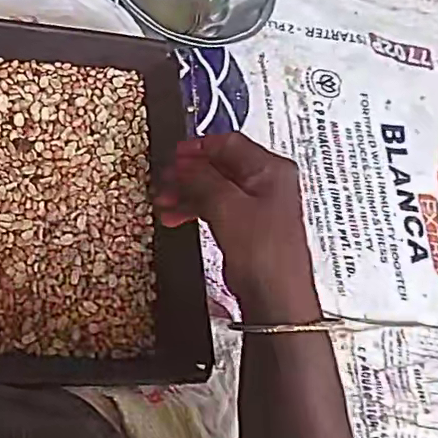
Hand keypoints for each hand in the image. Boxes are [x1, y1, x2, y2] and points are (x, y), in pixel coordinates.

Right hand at [155, 133, 318, 319]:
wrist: (274, 293)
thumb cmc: (265, 252)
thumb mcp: (226, 205)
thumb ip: (202, 179)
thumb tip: (185, 164)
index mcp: (270, 169)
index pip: (228, 143)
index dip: (198, 147)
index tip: (174, 154)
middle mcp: (266, 183)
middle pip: (219, 166)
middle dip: (187, 173)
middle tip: (164, 180)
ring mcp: (256, 205)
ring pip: (213, 188)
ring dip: (186, 192)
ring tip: (164, 201)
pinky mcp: (246, 226)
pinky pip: (215, 207)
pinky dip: (194, 208)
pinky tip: (176, 216)